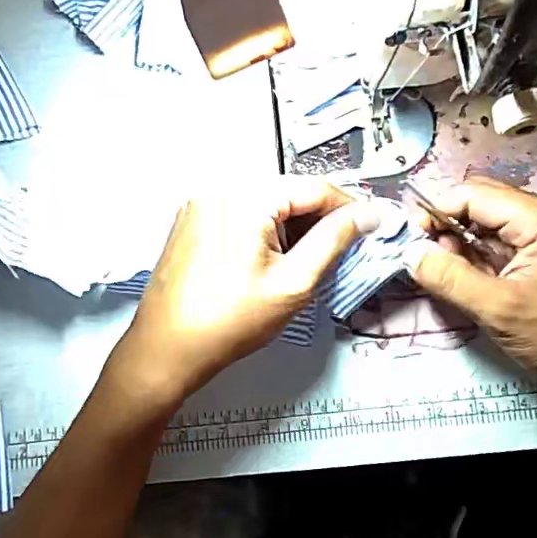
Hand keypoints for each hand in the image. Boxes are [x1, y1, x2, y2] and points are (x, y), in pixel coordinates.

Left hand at [106, 178, 378, 408]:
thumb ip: (335, 241)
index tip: (369, 230)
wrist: (167, 350)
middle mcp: (219, 190)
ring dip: (295, 227)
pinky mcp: (196, 220)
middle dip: (320, 220)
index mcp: (244, 197)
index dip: (349, 209)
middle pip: (291, 192)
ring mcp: (203, 203)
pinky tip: (274, 264)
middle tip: (338, 254)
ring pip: (269, 203)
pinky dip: (268, 231)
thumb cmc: (226, 323)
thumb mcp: (295, 283)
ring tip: (303, 266)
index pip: (315, 187)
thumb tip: (368, 215)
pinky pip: (245, 213)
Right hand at [401, 178, 536, 409]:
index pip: (473, 194)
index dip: (435, 212)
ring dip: (463, 245)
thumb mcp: (499, 311)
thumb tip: (409, 254)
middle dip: (447, 228)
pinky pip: (503, 243)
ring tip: (449, 277)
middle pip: (481, 204)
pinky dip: (480, 258)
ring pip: (489, 224)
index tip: (408, 242)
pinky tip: (470, 281)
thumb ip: (450, 278)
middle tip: (428, 263)